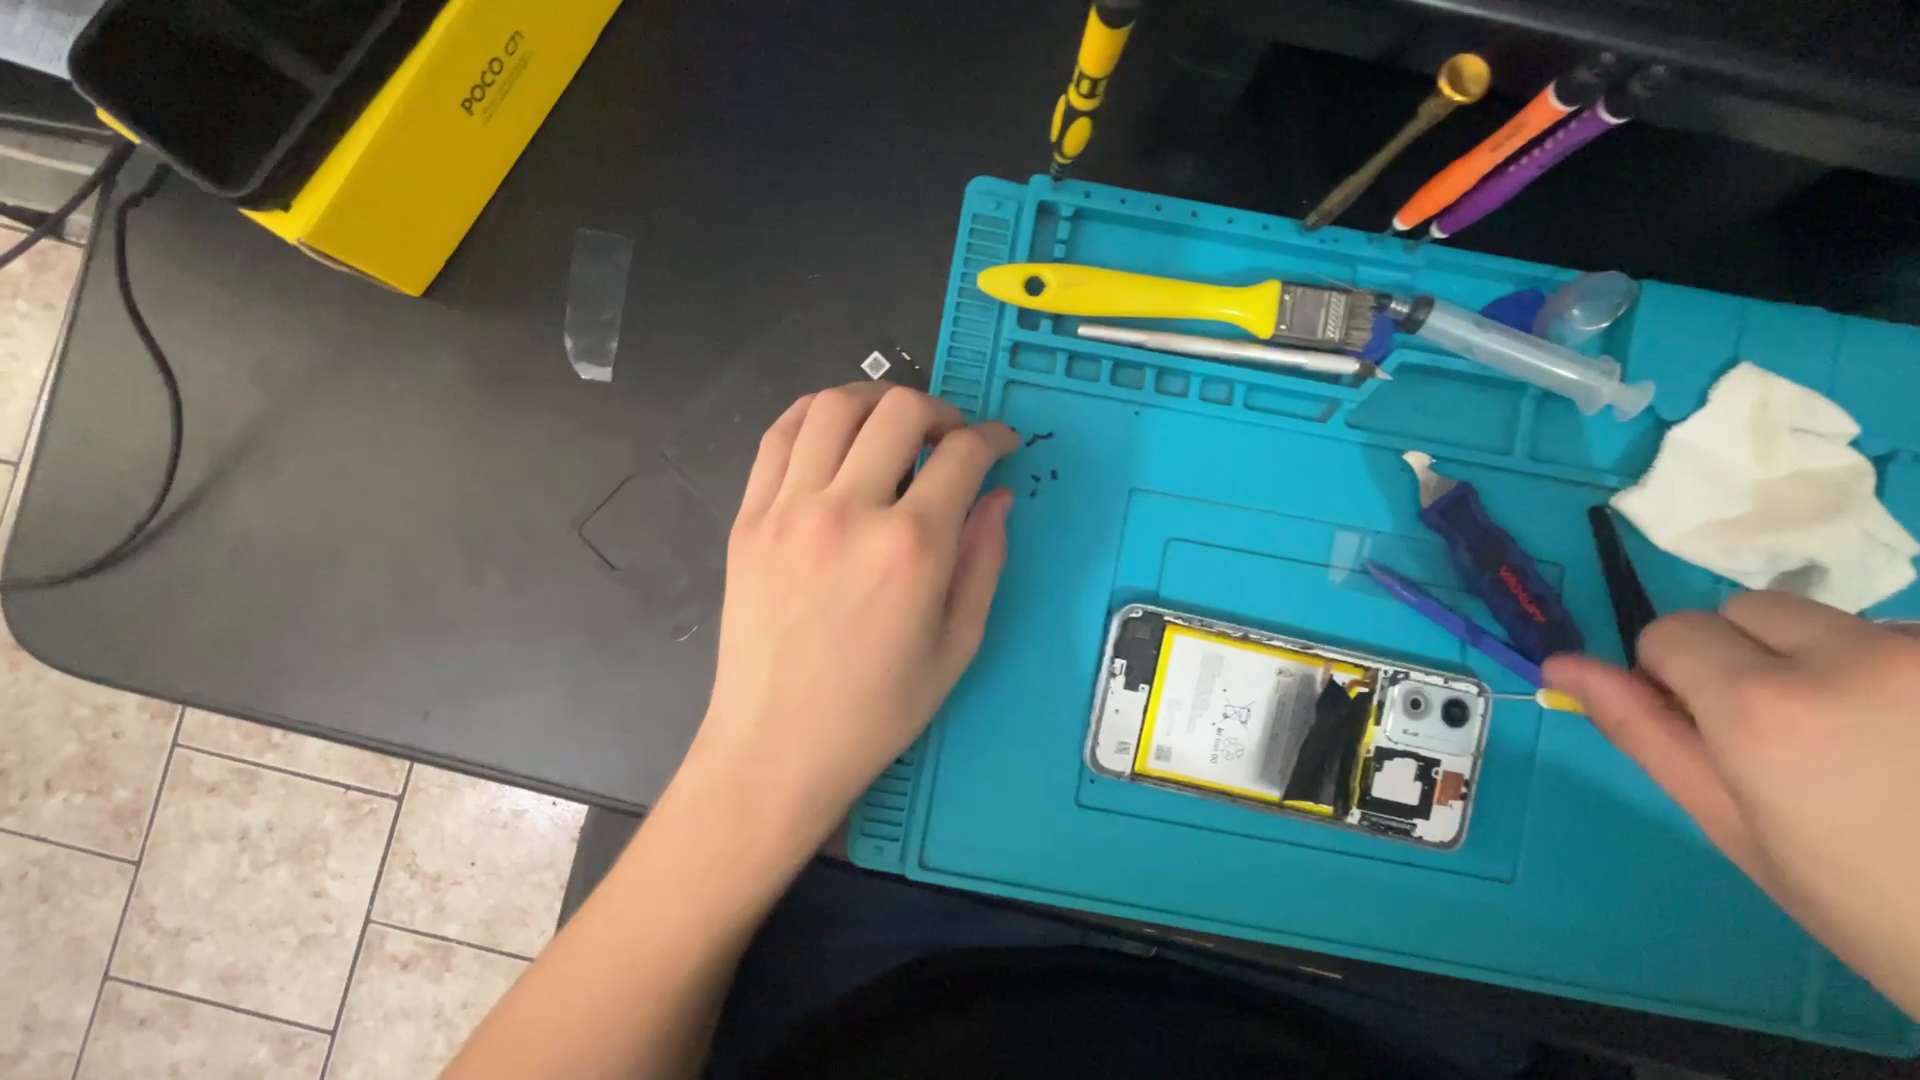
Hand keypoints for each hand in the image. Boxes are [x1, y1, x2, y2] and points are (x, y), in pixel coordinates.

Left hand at [686, 382, 1018, 850]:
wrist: (777, 745)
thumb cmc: (877, 710)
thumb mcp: (958, 645)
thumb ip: (984, 560)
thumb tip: (998, 496)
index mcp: (911, 547)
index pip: (962, 454)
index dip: (993, 437)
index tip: (1002, 443)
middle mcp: (849, 511)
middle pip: (900, 411)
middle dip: (941, 410)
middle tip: (951, 438)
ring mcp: (789, 509)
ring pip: (834, 406)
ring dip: (877, 399)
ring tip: (895, 424)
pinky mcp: (749, 517)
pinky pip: (779, 435)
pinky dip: (814, 413)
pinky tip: (836, 429)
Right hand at [1545, 592, 1919, 1016]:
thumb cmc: (1866, 905)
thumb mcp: (1734, 825)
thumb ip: (1645, 730)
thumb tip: (1561, 665)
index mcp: (1763, 705)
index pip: (1673, 631)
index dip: (1674, 676)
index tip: (1712, 730)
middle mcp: (1852, 658)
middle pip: (1750, 609)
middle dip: (1745, 655)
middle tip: (1791, 735)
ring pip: (1834, 623)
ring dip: (1832, 663)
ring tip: (1881, 744)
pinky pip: (1907, 643)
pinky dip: (1899, 677)